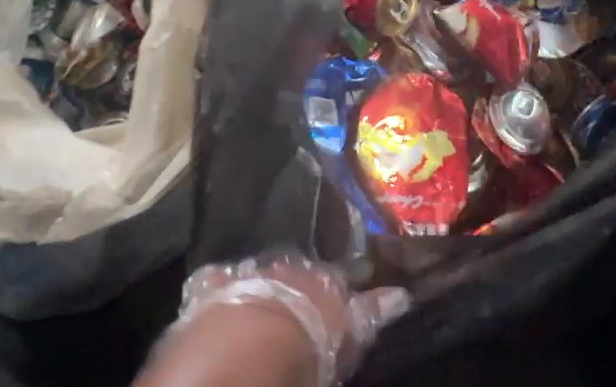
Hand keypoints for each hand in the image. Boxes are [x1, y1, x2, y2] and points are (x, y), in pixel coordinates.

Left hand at [170, 252, 408, 385]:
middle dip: (298, 284)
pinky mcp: (214, 284)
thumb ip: (372, 312)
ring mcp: (253, 272)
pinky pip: (216, 280)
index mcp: (327, 281)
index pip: (342, 279)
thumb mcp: (349, 336)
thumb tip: (402, 294)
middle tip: (298, 307)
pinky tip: (218, 298)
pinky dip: (219, 287)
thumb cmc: (309, 348)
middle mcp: (292, 268)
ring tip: (260, 309)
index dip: (340, 289)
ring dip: (261, 286)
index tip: (344, 298)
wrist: (249, 348)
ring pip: (261, 272)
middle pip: (299, 273)